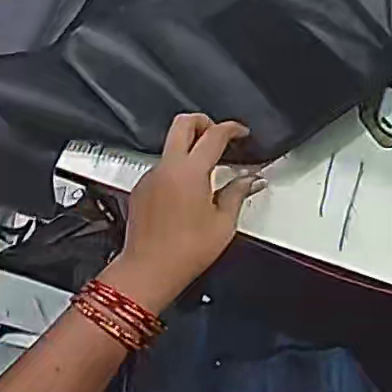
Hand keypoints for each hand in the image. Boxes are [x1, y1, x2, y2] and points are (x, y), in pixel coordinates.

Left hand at [101, 113, 263, 311]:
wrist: (149, 269)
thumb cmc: (185, 252)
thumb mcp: (223, 224)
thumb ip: (237, 194)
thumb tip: (250, 181)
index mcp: (190, 172)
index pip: (214, 135)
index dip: (231, 128)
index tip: (241, 132)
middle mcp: (166, 168)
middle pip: (182, 123)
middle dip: (203, 122)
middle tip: (219, 134)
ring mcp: (150, 176)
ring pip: (170, 146)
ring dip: (189, 149)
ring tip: (208, 172)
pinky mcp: (141, 188)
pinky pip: (160, 168)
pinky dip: (176, 170)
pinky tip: (188, 192)